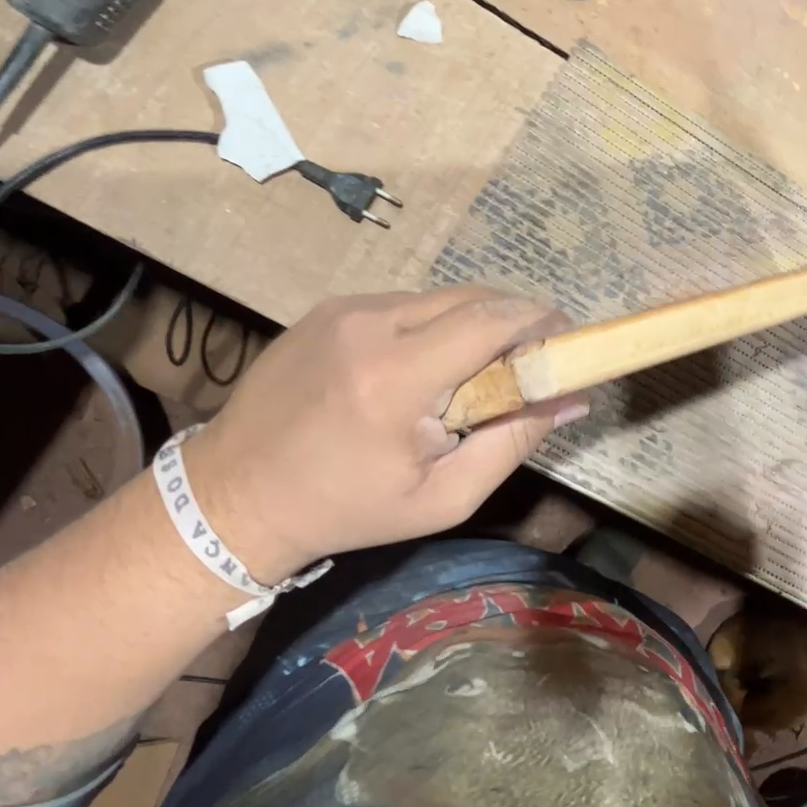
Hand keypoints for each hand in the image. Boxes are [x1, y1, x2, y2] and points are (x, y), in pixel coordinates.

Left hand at [179, 287, 587, 581]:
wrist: (234, 496)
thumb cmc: (347, 509)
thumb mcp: (443, 497)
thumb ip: (513, 443)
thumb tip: (572, 401)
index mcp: (396, 378)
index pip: (491, 320)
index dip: (540, 322)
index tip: (568, 340)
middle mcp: (369, 325)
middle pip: (472, 297)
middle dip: (516, 319)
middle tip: (536, 357)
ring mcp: (343, 310)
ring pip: (440, 297)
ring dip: (476, 322)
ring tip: (482, 369)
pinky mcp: (328, 309)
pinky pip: (405, 305)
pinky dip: (436, 325)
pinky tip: (430, 365)